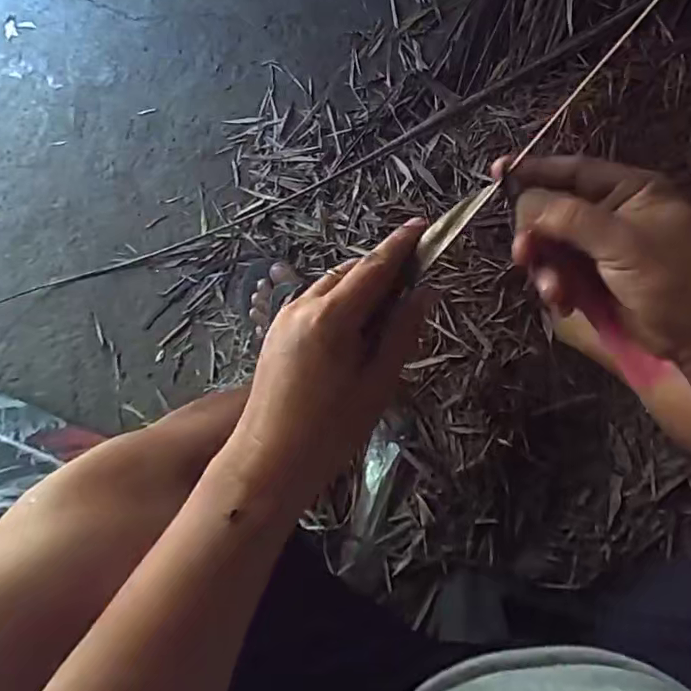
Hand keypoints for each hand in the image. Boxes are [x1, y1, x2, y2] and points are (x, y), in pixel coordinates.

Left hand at [225, 220, 430, 511]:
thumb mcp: (377, 383)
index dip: (401, 244)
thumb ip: (402, 331)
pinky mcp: (277, 331)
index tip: (423, 225)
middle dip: (384, 267)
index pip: (374, 267)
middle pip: (352, 271)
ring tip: (388, 309)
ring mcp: (285, 317)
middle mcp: (304, 305)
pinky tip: (356, 326)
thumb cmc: (329, 432)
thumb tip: (426, 292)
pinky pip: (317, 300)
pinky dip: (341, 299)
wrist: (264, 465)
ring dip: (362, 284)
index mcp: (332, 317)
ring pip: (332, 283)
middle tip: (414, 280)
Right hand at [501, 155, 690, 368]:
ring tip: (554, 289)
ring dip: (546, 266)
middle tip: (524, 252)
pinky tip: (564, 301)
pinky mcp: (597, 280)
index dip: (535, 170)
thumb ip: (572, 218)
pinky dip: (557, 286)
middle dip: (536, 231)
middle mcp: (613, 214)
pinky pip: (562, 274)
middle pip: (555, 210)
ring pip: (554, 246)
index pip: (573, 170)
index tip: (498, 171)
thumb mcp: (625, 241)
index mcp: (629, 190)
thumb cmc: (676, 278)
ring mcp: (604, 249)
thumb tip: (526, 202)